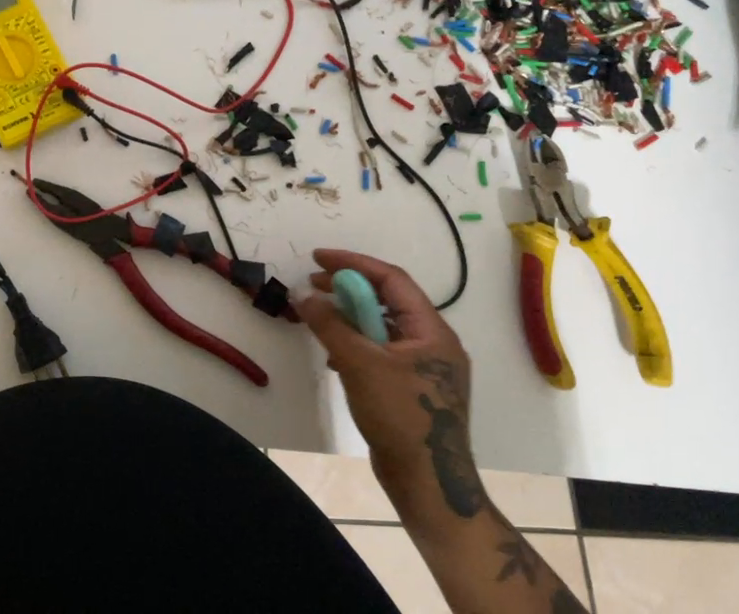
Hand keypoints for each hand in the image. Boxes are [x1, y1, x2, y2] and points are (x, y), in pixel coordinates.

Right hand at [296, 249, 485, 518]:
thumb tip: (303, 295)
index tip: (318, 258)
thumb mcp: (358, 363)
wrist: (427, 480)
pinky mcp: (414, 388)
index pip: (392, 279)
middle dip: (348, 288)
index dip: (354, 263)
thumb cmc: (400, 415)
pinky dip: (356, 343)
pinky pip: (382, 350)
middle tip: (313, 285)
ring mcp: (427, 368)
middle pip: (389, 300)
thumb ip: (329, 324)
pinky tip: (335, 357)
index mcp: (432, 331)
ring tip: (319, 319)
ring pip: (383, 326)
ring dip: (349, 316)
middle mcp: (435, 344)